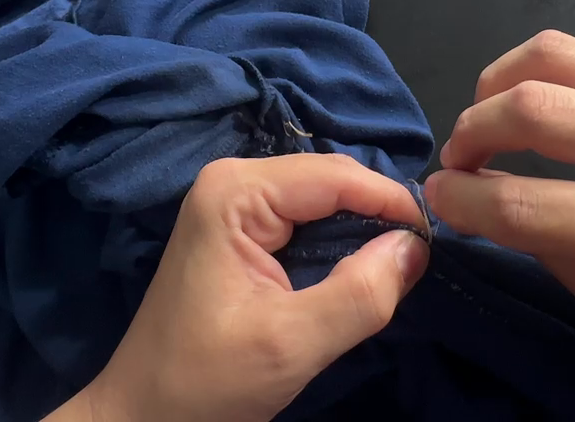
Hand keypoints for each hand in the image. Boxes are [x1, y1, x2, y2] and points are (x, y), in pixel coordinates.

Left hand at [58, 154, 429, 421]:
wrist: (141, 416)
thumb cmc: (205, 384)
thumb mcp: (289, 346)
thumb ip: (358, 295)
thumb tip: (416, 247)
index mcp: (237, 190)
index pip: (334, 176)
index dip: (389, 200)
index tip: (434, 239)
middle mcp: (235, 178)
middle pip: (328, 179)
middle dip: (376, 212)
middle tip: (419, 255)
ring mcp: (234, 198)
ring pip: (321, 196)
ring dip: (360, 226)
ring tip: (398, 260)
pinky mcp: (240, 223)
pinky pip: (305, 216)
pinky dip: (337, 238)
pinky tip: (358, 264)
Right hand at [424, 30, 574, 362]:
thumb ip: (545, 246)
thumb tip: (482, 198)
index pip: (522, 205)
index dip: (462, 200)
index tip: (438, 198)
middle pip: (529, 113)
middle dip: (470, 133)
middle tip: (457, 161)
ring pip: (547, 60)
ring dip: (494, 86)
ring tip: (484, 118)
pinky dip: (529, 67)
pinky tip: (522, 95)